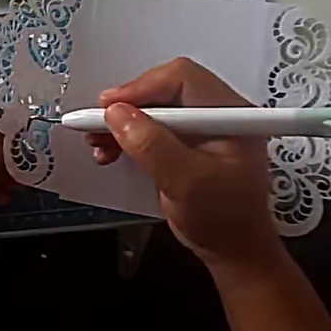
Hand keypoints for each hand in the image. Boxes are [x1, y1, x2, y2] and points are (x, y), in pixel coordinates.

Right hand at [87, 58, 286, 274]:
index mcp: (229, 113)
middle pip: (162, 90)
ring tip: (98, 143)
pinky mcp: (184, 141)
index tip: (109, 109)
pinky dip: (126, 135)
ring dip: (121, 123)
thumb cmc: (221, 219)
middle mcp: (215, 112)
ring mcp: (199, 127)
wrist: (234, 251)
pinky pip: (150, 126)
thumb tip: (115, 113)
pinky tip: (109, 151)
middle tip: (97, 126)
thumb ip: (153, 146)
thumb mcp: (186, 182)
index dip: (142, 88)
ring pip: (151, 107)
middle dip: (126, 107)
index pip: (181, 79)